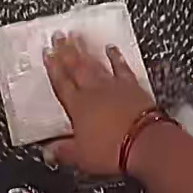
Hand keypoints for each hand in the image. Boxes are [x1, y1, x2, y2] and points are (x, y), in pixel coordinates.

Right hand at [42, 34, 158, 175]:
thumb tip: (48, 152)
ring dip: (85, 49)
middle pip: (76, 67)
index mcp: (77, 106)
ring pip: (95, 63)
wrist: (145, 142)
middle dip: (66, 51)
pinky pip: (121, 67)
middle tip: (59, 35)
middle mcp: (93, 91)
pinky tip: (112, 48)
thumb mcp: (82, 156)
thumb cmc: (112, 150)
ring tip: (77, 36)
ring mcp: (113, 86)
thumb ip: (63, 151)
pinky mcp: (132, 86)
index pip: (61, 83)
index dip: (53, 68)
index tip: (47, 53)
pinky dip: (116, 57)